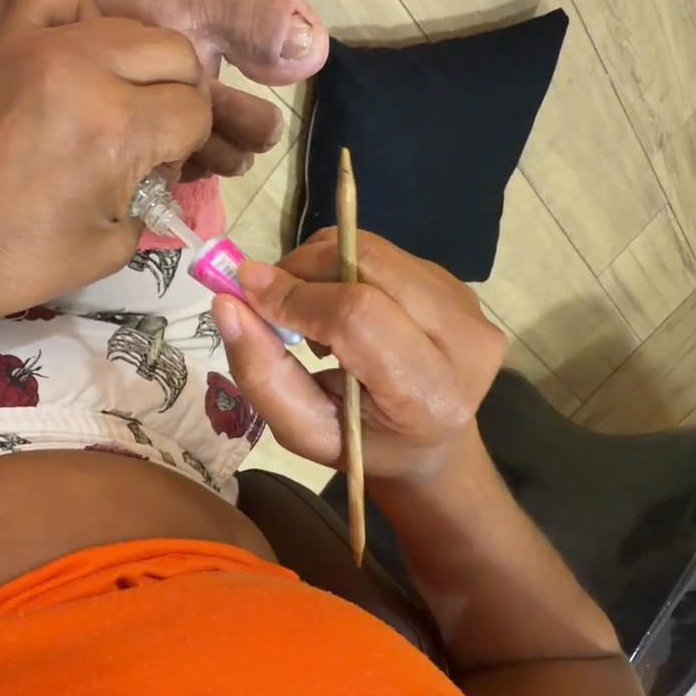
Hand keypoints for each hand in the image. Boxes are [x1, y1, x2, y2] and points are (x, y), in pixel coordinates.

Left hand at [0, 0, 213, 328]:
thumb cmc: (22, 264)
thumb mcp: (113, 246)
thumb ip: (156, 192)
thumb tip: (167, 159)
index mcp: (117, 130)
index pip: (195, 110)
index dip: (190, 145)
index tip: (164, 169)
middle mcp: (84, 70)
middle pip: (175, 55)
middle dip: (178, 99)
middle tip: (152, 138)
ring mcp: (38, 45)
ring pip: (128, 25)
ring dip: (139, 65)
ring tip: (115, 105)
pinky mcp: (2, 40)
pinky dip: (83, 16)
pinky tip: (75, 61)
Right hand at [214, 229, 508, 481]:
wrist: (428, 444)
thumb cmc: (360, 446)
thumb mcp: (303, 431)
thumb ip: (263, 374)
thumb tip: (227, 303)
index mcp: (428, 393)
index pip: (357, 315)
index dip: (295, 296)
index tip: (244, 292)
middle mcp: (464, 339)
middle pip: (367, 263)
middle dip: (302, 268)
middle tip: (268, 298)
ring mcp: (468, 305)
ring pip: (372, 249)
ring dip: (320, 267)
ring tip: (308, 313)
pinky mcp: (459, 285)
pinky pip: (384, 253)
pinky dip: (343, 269)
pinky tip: (340, 309)